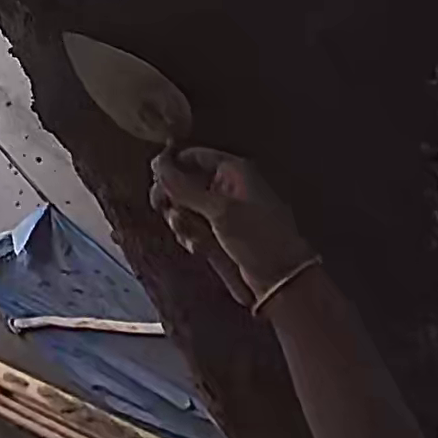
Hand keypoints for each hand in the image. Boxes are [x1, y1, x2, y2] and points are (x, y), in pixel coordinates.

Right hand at [149, 147, 313, 306]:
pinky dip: (189, 234)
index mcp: (233, 171)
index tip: (156, 180)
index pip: (193, 156)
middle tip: (163, 208)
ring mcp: (220, 209)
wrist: (281, 280)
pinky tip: (197, 246)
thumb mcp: (219, 210)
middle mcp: (225, 186)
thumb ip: (183, 187)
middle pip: (183, 181)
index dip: (172, 165)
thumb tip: (156, 163)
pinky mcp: (217, 231)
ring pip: (183, 205)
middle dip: (173, 197)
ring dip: (180, 220)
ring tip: (190, 235)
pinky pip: (191, 225)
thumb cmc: (258, 237)